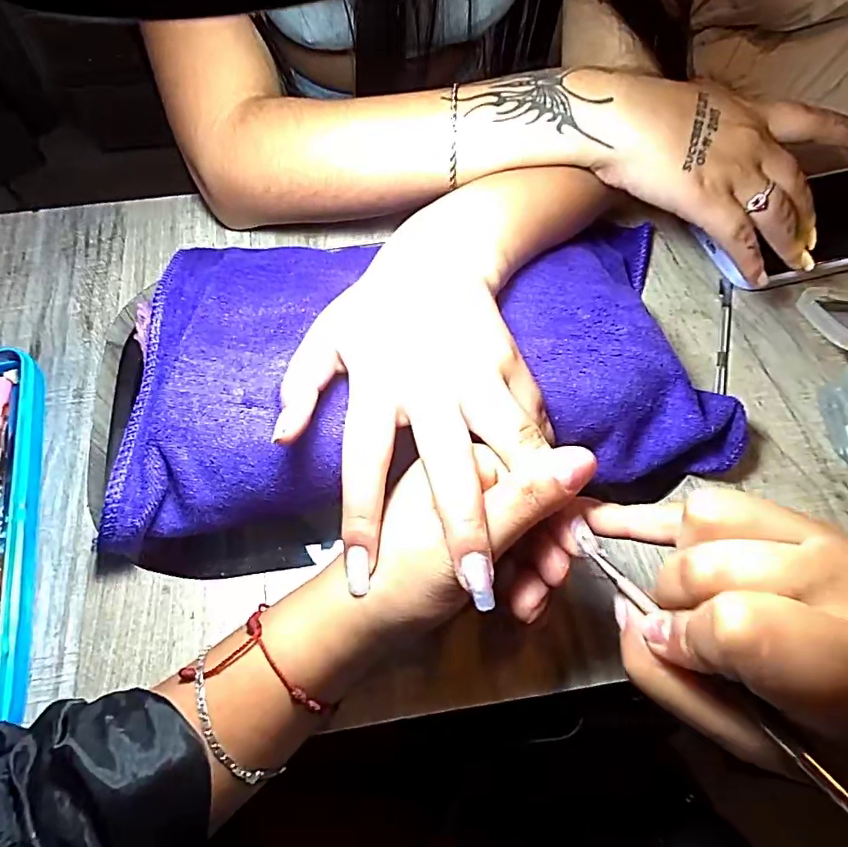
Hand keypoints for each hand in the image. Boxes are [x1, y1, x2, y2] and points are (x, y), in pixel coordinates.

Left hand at [275, 250, 551, 612]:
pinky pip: (537, 427)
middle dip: (463, 529)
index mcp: (378, 383)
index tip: (361, 575)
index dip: (361, 521)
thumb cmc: (372, 308)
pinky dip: (552, 471)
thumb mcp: (324, 337)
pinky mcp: (516, 371)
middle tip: (471, 586)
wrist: (438, 259)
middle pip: (449, 465)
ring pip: (511, 448)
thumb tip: (281, 438)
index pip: (363, 462)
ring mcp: (480, 377)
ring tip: (546, 562)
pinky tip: (566, 512)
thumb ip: (300, 387)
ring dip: (530, 505)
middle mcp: (431, 386)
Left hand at [359, 444, 595, 633]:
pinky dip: (523, 572)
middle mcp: (460, 462)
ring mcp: (464, 494)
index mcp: (456, 447)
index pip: (534, 467)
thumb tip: (582, 459)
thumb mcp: (468, 538)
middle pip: (533, 499)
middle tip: (548, 582)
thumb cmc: (399, 576)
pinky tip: (519, 599)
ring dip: (537, 566)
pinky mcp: (466, 523)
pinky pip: (513, 540)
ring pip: (528, 525)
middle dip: (547, 545)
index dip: (558, 514)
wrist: (361, 617)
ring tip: (527, 600)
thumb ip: (525, 498)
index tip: (568, 552)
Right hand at [580, 488, 847, 771]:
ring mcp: (840, 542)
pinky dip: (654, 513)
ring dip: (678, 562)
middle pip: (710, 566)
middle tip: (685, 635)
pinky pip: (714, 500)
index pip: (741, 624)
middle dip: (676, 602)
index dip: (690, 637)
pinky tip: (606, 520)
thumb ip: (670, 681)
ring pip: (704, 518)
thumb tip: (627, 613)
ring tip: (695, 597)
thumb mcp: (744, 742)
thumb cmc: (826, 744)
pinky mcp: (807, 519)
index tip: (678, 653)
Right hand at [581, 75, 847, 284]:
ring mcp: (735, 175)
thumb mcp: (686, 100)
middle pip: (796, 182)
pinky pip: (739, 236)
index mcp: (749, 113)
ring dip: (790, 240)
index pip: (811, 122)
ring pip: (777, 213)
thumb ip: (703, 119)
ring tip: (798, 260)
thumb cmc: (638, 104)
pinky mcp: (710, 204)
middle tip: (816, 234)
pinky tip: (758, 275)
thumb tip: (692, 132)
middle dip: (809, 211)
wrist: (619, 116)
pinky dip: (751, 259)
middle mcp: (754, 144)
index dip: (846, 132)